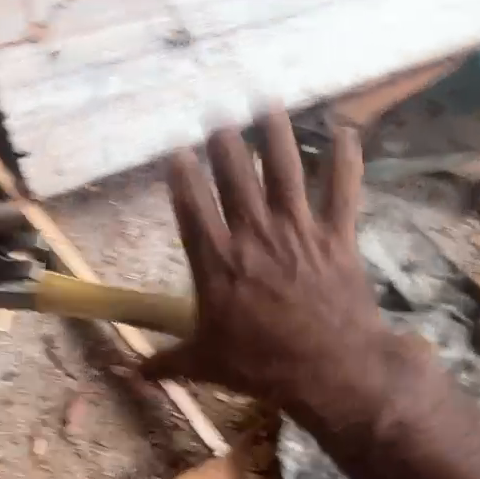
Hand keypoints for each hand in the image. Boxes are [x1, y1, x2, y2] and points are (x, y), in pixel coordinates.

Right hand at [141, 113, 404, 433]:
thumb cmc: (259, 365)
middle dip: (224, 143)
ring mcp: (297, 230)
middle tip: (218, 117)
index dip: (183, 177)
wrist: (327, 366)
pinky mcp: (337, 234)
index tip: (176, 152)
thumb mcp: (204, 365)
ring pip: (285, 169)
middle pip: (236, 176)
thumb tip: (133, 375)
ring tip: (267, 104)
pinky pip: (343, 187)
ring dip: (276, 133)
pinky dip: (346, 158)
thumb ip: (167, 363)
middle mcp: (253, 235)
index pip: (193, 209)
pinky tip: (346, 131)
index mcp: (216, 264)